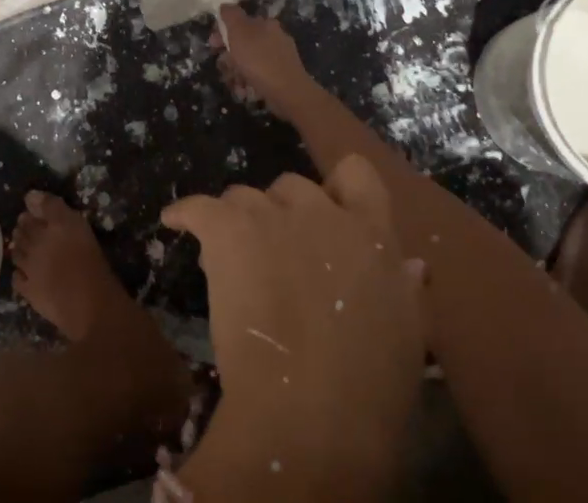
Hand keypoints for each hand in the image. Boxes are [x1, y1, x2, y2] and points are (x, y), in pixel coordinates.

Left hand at [163, 156, 425, 499]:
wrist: (311, 412)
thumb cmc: (369, 387)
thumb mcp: (406, 334)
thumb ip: (404, 291)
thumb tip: (412, 265)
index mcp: (373, 234)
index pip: (356, 175)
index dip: (339, 189)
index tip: (329, 211)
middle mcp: (323, 213)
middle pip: (293, 187)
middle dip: (282, 214)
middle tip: (273, 255)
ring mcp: (274, 219)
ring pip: (245, 197)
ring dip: (240, 220)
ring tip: (230, 256)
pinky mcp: (229, 231)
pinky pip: (198, 207)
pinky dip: (185, 213)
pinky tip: (175, 222)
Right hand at [212, 5, 316, 115]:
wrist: (287, 91)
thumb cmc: (259, 59)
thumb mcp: (240, 31)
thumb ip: (231, 16)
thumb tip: (225, 6)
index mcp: (266, 24)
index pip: (240, 22)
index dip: (223, 32)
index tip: (213, 45)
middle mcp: (274, 37)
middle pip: (244, 44)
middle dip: (229, 56)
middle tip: (222, 68)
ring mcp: (279, 58)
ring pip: (249, 62)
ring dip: (236, 72)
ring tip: (234, 83)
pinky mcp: (281, 76)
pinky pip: (258, 76)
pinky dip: (248, 82)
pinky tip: (244, 90)